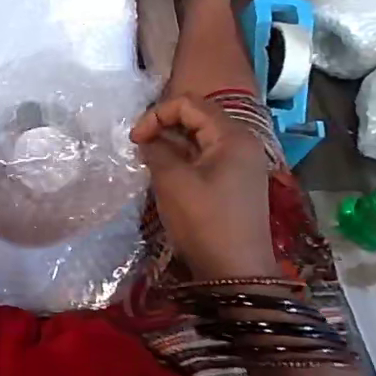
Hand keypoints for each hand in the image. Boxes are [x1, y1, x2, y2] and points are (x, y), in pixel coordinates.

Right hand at [130, 96, 279, 278]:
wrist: (236, 270)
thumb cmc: (205, 221)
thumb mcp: (173, 182)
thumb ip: (156, 151)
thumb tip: (146, 141)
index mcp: (231, 136)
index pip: (189, 104)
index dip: (157, 115)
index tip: (134, 139)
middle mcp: (240, 143)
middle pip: (196, 118)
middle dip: (163, 126)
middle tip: (138, 148)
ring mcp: (239, 163)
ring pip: (198, 139)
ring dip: (170, 143)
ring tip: (146, 160)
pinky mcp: (233, 181)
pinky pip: (204, 157)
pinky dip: (182, 158)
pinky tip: (163, 172)